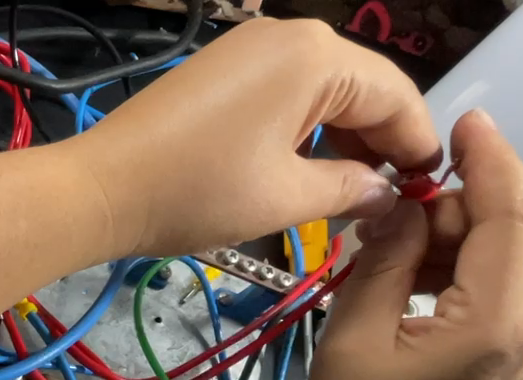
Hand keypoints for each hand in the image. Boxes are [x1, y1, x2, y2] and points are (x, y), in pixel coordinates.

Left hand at [76, 18, 440, 257]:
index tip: (428, 184)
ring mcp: (241, 52)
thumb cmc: (190, 195)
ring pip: (311, 95)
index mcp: (316, 55)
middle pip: (354, 89)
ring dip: (327, 142)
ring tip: (332, 192)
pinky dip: (288, 134)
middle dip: (369, 143)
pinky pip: (270, 99)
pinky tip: (286, 171)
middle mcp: (285, 37)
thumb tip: (386, 193)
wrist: (94, 193)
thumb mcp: (280, 199)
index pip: (394, 95)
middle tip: (377, 197)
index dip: (414, 144)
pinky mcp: (209, 76)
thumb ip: (346, 191)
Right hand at [308, 109, 522, 379]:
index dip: (489, 162)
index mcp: (495, 316)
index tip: (463, 123)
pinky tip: (425, 278)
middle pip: (521, 224)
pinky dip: (475, 261)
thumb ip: (378, 264)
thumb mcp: (350, 339)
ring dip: (465, 234)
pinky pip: (520, 274)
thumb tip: (397, 209)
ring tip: (397, 256)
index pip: (509, 214)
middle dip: (464, 204)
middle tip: (394, 217)